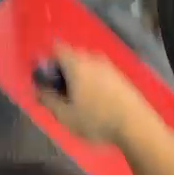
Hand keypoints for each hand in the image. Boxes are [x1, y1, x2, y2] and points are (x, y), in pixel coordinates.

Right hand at [36, 45, 160, 147]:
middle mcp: (92, 58)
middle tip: (60, 94)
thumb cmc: (95, 120)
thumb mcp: (64, 115)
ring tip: (78, 101)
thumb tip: (37, 90)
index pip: (56, 48)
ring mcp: (108, 66)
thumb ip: (47, 99)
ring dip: (78, 78)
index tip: (46, 80)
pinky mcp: (120, 76)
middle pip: (71, 56)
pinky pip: (99, 73)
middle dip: (63, 71)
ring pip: (86, 66)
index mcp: (76, 63)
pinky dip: (93, 82)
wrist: (136, 126)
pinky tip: (96, 103)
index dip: (48, 61)